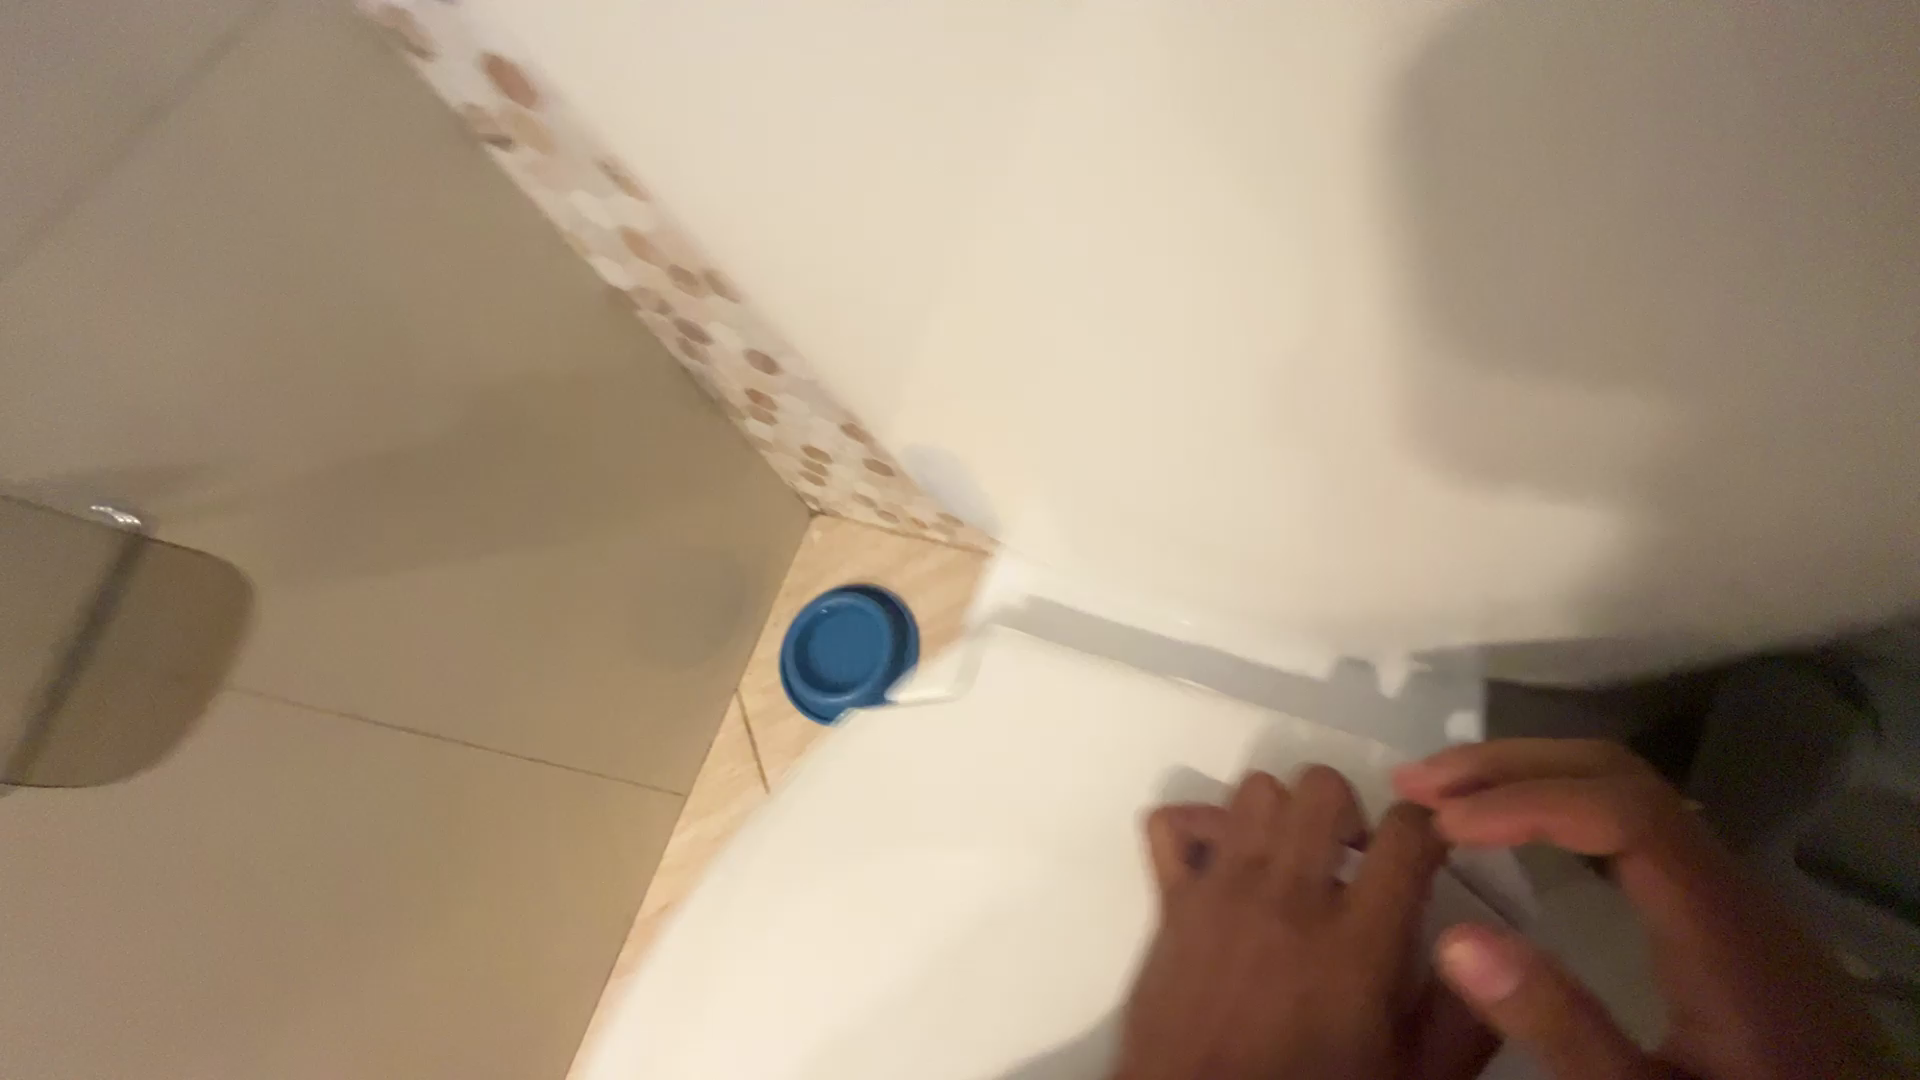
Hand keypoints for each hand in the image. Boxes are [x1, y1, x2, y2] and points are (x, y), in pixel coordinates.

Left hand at [1115, 766, 1461, 1079]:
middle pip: (1319, 786)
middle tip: (1351, 856)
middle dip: (1347, 809)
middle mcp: (1285, 895)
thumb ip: (1460, 1017)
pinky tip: (1219, 860)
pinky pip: (1169, 822)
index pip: (1405, 836)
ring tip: (1289, 858)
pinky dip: (1195, 826)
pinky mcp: (1170, 897)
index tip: (1426, 846)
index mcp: (1355, 943)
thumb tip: (1480, 948)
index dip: (1428, 827)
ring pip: (1252, 790)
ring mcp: (1219, 889)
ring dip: (1278, 813)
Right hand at [1394, 739, 1896, 1079]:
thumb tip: (1453, 936)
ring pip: (1618, 785)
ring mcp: (1724, 892)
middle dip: (1506, 767)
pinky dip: (1543, 798)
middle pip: (1618, 776)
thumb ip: (1561, 1028)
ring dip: (1519, 774)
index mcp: (1728, 935)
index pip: (1623, 813)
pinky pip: (1619, 815)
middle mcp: (1732, 892)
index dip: (1523, 801)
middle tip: (1418, 783)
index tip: (1442, 822)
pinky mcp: (1709, 906)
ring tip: (1439, 791)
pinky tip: (1499, 823)